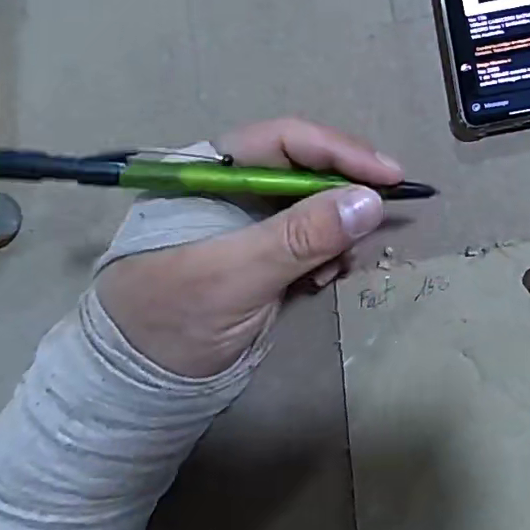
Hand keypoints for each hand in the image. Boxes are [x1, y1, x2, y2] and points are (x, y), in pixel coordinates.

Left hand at [95, 118, 399, 377]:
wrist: (139, 387)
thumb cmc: (171, 319)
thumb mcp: (235, 275)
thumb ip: (301, 235)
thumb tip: (371, 200)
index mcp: (212, 172)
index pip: (286, 142)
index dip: (342, 152)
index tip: (390, 175)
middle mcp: (235, 187)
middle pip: (309, 169)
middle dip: (346, 194)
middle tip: (381, 216)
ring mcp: (252, 221)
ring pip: (318, 206)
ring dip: (340, 232)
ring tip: (339, 266)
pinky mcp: (266, 253)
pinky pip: (314, 239)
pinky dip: (329, 256)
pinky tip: (322, 281)